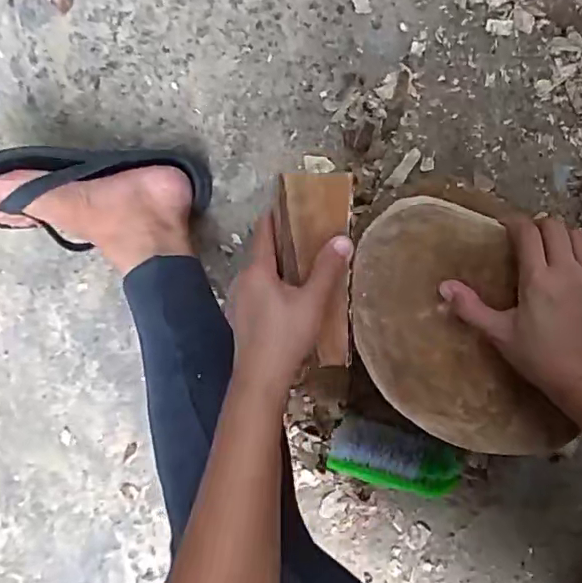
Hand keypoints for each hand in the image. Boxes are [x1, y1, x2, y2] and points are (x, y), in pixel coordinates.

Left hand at [227, 209, 352, 390]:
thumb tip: (342, 239)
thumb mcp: (312, 302)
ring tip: (300, 264)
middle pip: (261, 253)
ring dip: (277, 266)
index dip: (275, 216)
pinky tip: (288, 296)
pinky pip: (257, 292)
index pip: (263, 233)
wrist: (260, 378)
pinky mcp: (242, 319)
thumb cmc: (285, 336)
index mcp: (257, 271)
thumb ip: (327, 270)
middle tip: (304, 234)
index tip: (286, 204)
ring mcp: (239, 301)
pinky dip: (272, 285)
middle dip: (280, 242)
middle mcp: (242, 281)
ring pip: (259, 274)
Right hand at [438, 215, 581, 397]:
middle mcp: (568, 269)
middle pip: (555, 226)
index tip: (506, 226)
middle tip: (530, 239)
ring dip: (566, 237)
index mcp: (537, 278)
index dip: (515, 223)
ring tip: (556, 251)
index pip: (527, 232)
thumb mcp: (499, 333)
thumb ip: (471, 307)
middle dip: (539, 227)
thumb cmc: (539, 357)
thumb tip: (444, 286)